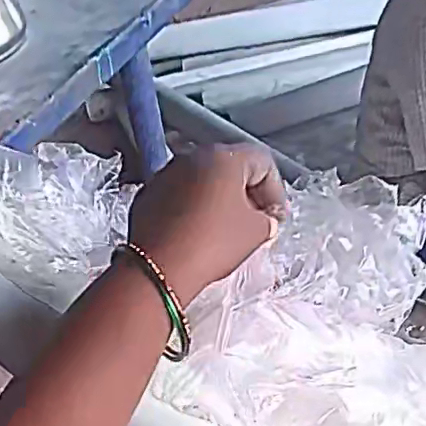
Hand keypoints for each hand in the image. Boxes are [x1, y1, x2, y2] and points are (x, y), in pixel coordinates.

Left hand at [127, 144, 287, 303]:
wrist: (159, 268)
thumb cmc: (209, 245)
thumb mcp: (255, 233)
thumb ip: (267, 220)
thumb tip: (264, 221)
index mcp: (224, 158)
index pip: (263, 163)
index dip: (276, 192)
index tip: (277, 216)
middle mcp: (192, 158)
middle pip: (231, 169)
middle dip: (247, 196)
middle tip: (256, 224)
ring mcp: (167, 176)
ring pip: (203, 183)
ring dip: (219, 204)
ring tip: (226, 233)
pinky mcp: (149, 197)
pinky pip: (180, 199)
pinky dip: (194, 213)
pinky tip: (199, 237)